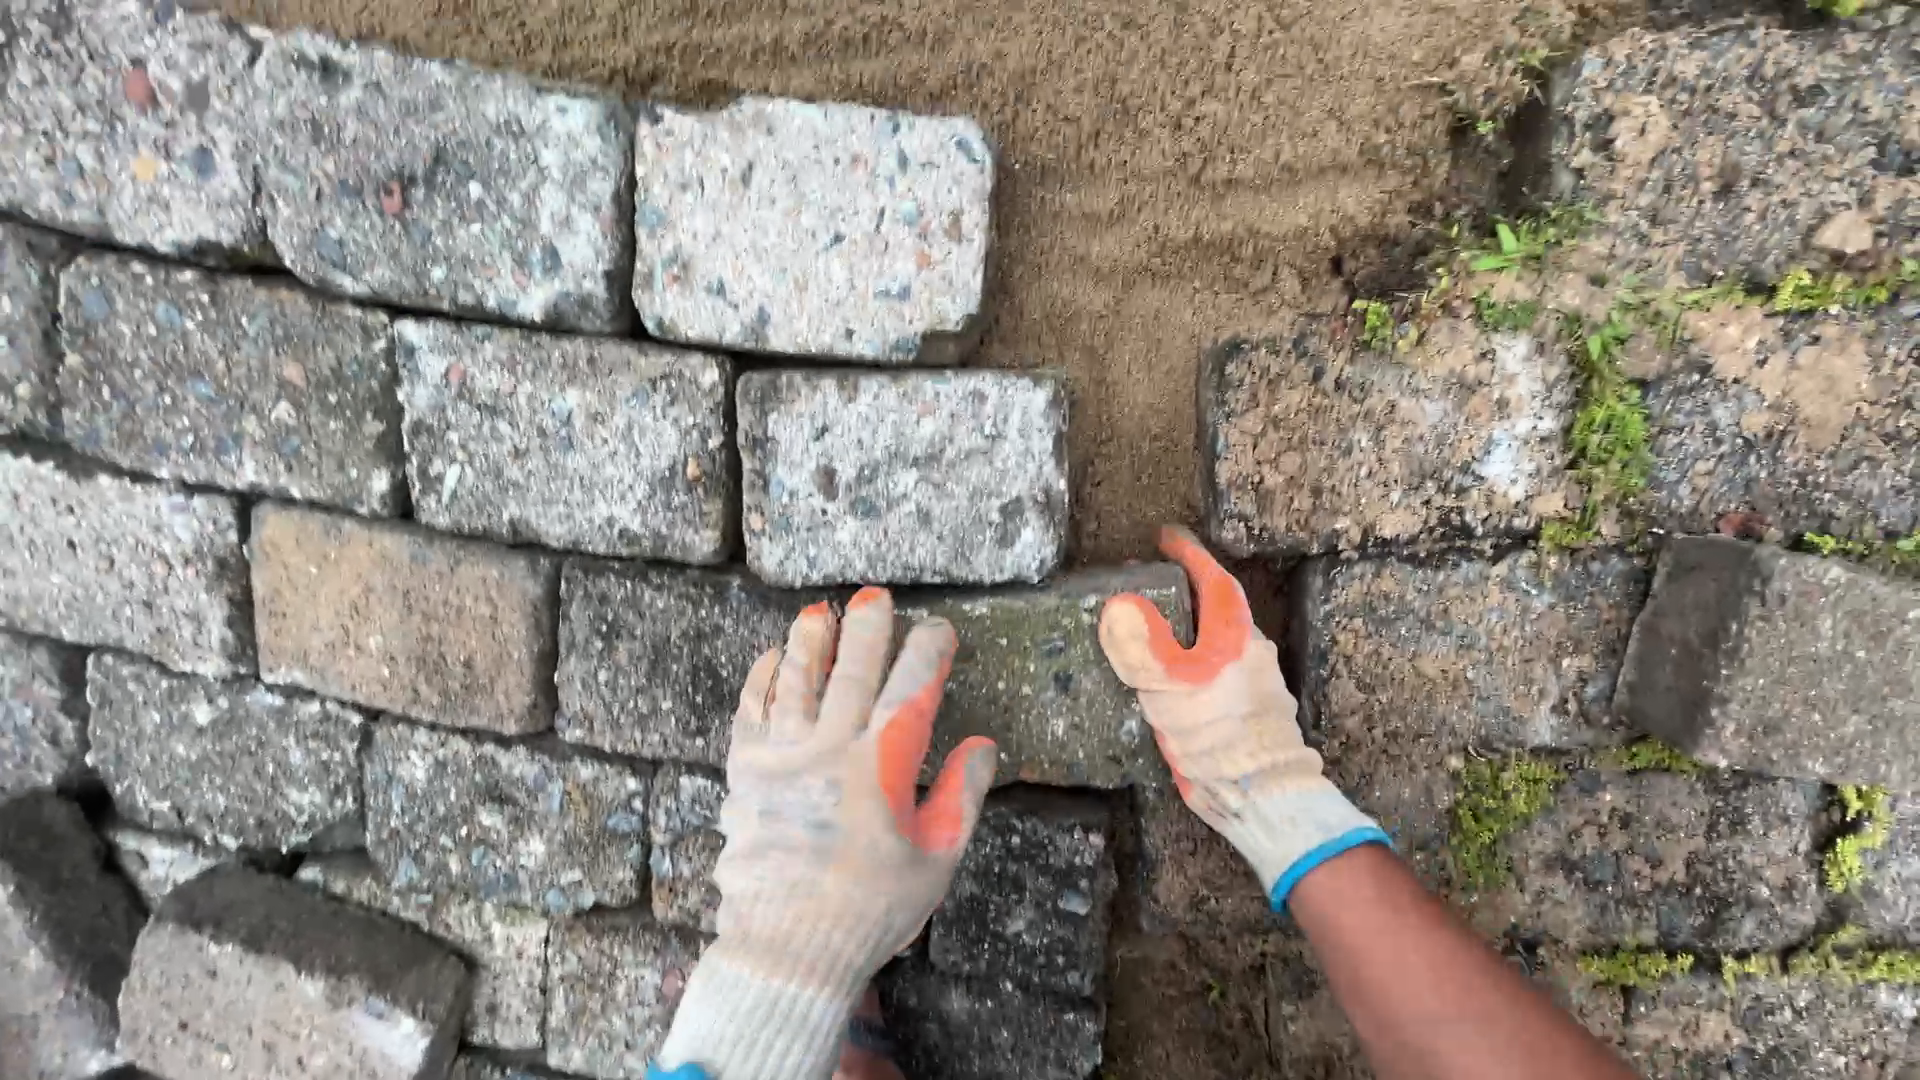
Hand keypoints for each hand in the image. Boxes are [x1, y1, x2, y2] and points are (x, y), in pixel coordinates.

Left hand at [657, 587, 997, 1079]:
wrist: (787, 951)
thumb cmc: (870, 908)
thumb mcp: (936, 860)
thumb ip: (961, 797)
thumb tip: (982, 745)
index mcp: (881, 769)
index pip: (911, 691)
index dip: (928, 653)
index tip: (938, 630)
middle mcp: (829, 751)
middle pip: (852, 672)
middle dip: (867, 629)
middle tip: (874, 597)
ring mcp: (781, 758)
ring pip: (796, 682)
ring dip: (808, 643)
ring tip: (817, 612)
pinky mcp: (744, 774)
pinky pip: (750, 713)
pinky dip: (760, 681)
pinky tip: (768, 658)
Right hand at [1099, 526, 1386, 906]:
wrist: (1259, 795)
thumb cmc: (1217, 733)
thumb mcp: (1169, 684)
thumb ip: (1142, 644)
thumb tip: (1119, 605)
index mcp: (1234, 634)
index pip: (1213, 579)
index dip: (1189, 554)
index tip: (1167, 537)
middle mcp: (1248, 650)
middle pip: (1215, 606)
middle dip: (1182, 591)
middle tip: (1145, 584)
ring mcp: (1250, 681)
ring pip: (1214, 640)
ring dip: (1185, 628)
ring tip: (1148, 629)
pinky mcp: (1244, 710)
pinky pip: (1213, 670)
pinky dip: (1189, 661)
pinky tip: (1166, 678)